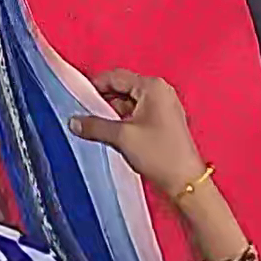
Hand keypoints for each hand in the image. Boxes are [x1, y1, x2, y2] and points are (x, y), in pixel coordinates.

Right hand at [68, 70, 206, 198]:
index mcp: (152, 86)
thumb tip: (73, 121)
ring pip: (129, 100)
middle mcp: (160, 90)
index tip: (79, 99)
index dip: (95, 86)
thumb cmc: (159, 155)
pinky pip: (138, 111)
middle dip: (104, 100)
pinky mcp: (165, 119)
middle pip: (122, 87)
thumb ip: (95, 126)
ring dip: (114, 111)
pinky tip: (115, 132)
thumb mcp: (122, 137)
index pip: (115, 76)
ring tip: (99, 126)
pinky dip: (125, 119)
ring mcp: (164, 105)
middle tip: (86, 115)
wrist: (186, 184)